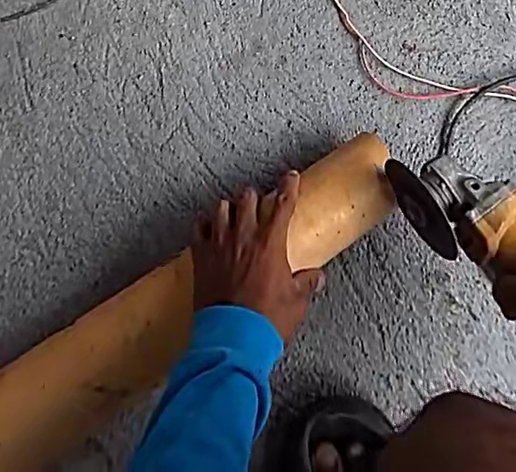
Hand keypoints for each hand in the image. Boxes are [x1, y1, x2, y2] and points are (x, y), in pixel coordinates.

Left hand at [190, 170, 325, 341]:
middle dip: (255, 197)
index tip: (291, 176)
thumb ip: (306, 284)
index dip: (289, 185)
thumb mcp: (295, 302)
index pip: (283, 203)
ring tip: (234, 214)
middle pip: (248, 197)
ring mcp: (220, 243)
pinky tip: (207, 226)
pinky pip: (198, 227)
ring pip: (222, 206)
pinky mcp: (201, 256)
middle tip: (259, 205)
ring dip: (230, 208)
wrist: (231, 339)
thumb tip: (317, 277)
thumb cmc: (265, 320)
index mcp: (270, 242)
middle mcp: (245, 236)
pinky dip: (203, 223)